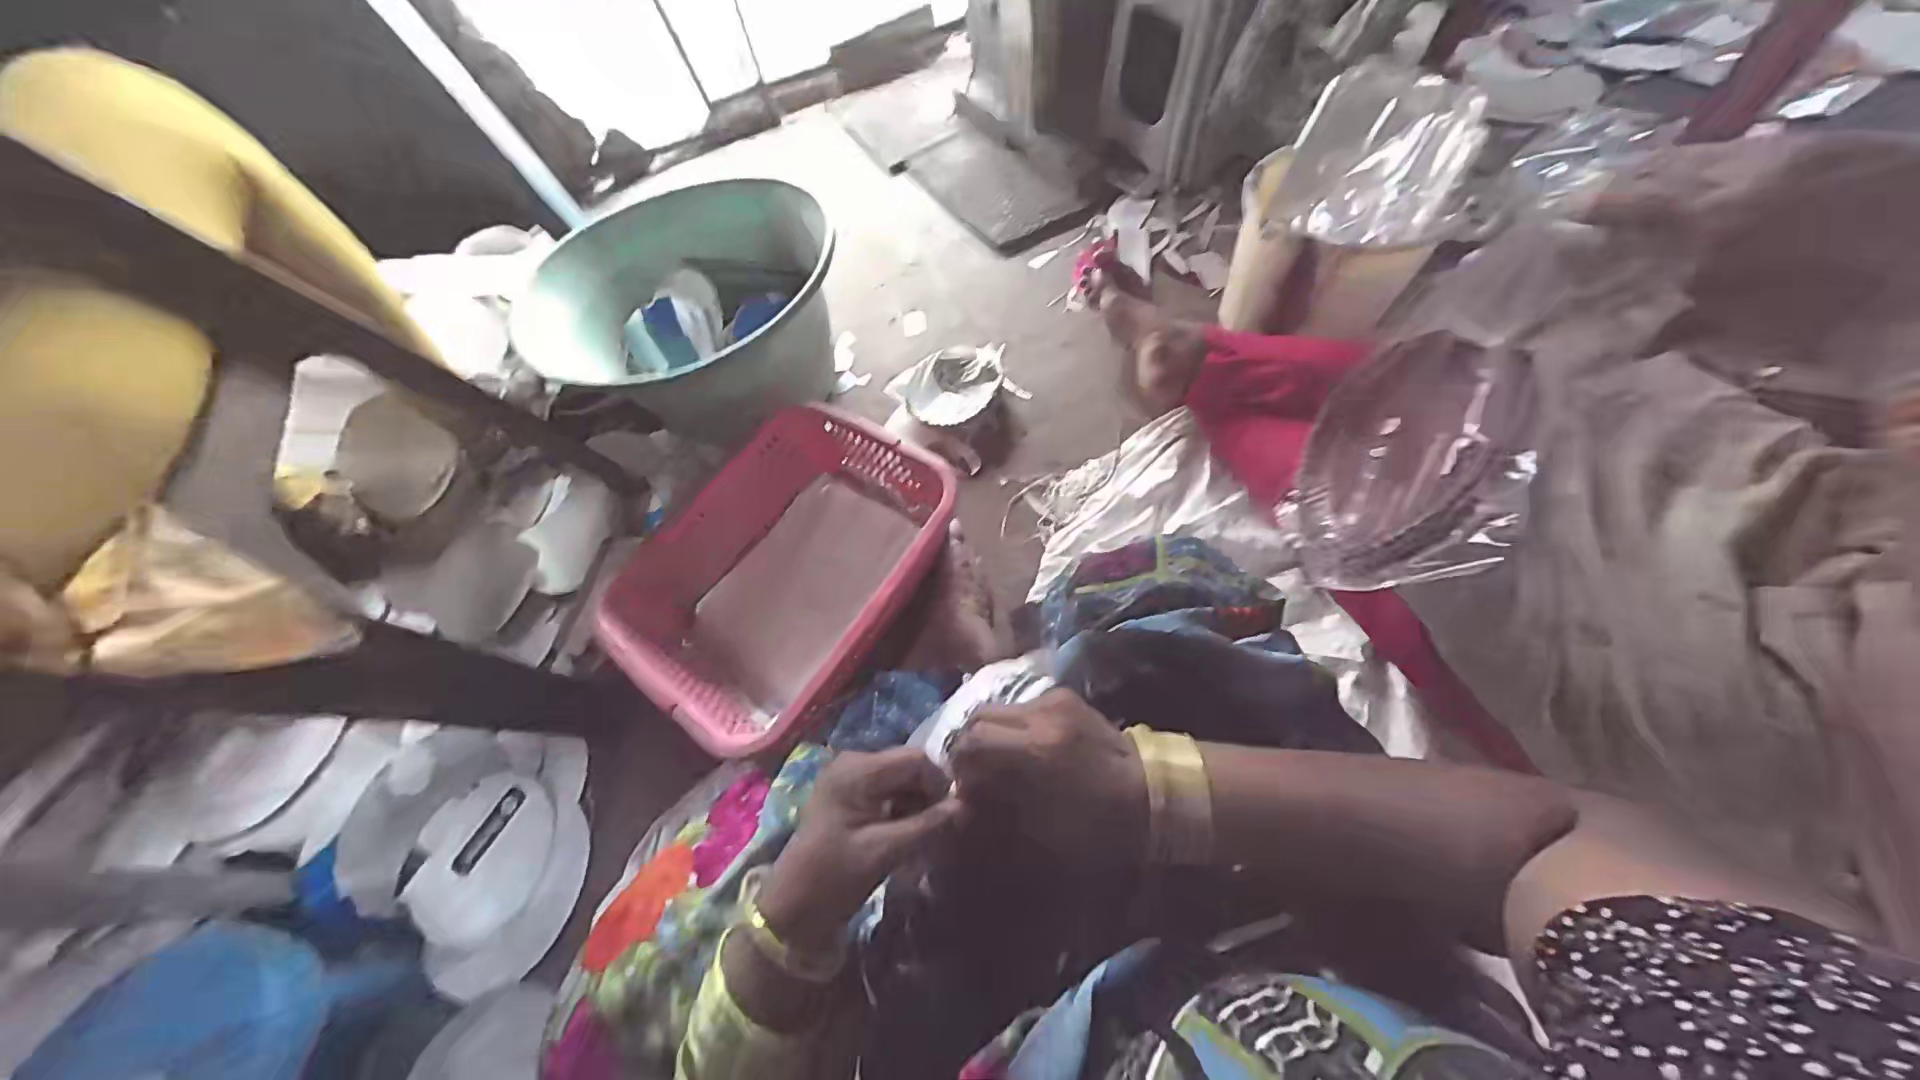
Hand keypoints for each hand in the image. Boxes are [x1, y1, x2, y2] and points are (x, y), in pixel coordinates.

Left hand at [757, 747, 964, 951]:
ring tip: (921, 837)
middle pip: (908, 766)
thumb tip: (963, 806)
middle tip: (937, 830)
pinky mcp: (849, 792)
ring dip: (917, 804)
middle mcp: (853, 762)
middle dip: (928, 795)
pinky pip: (888, 789)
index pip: (915, 759)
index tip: (950, 817)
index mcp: (857, 769)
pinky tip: (904, 835)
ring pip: (901, 779)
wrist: (792, 909)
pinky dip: (902, 809)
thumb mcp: (884, 851)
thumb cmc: (834, 877)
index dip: (939, 783)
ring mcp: (849, 776)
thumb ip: (926, 825)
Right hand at [947, 688, 1147, 867]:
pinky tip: (1025, 747)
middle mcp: (1043, 715)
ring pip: (999, 707)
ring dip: (991, 732)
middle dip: (969, 743)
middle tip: (974, 770)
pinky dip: (1014, 725)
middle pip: (979, 716)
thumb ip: (994, 809)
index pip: (971, 741)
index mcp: (1037, 750)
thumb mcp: (1040, 833)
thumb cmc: (1100, 828)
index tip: (964, 786)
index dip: (958, 763)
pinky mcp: (1067, 697)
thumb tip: (961, 801)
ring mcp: (1057, 700)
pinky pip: (1024, 706)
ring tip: (998, 759)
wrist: (1154, 795)